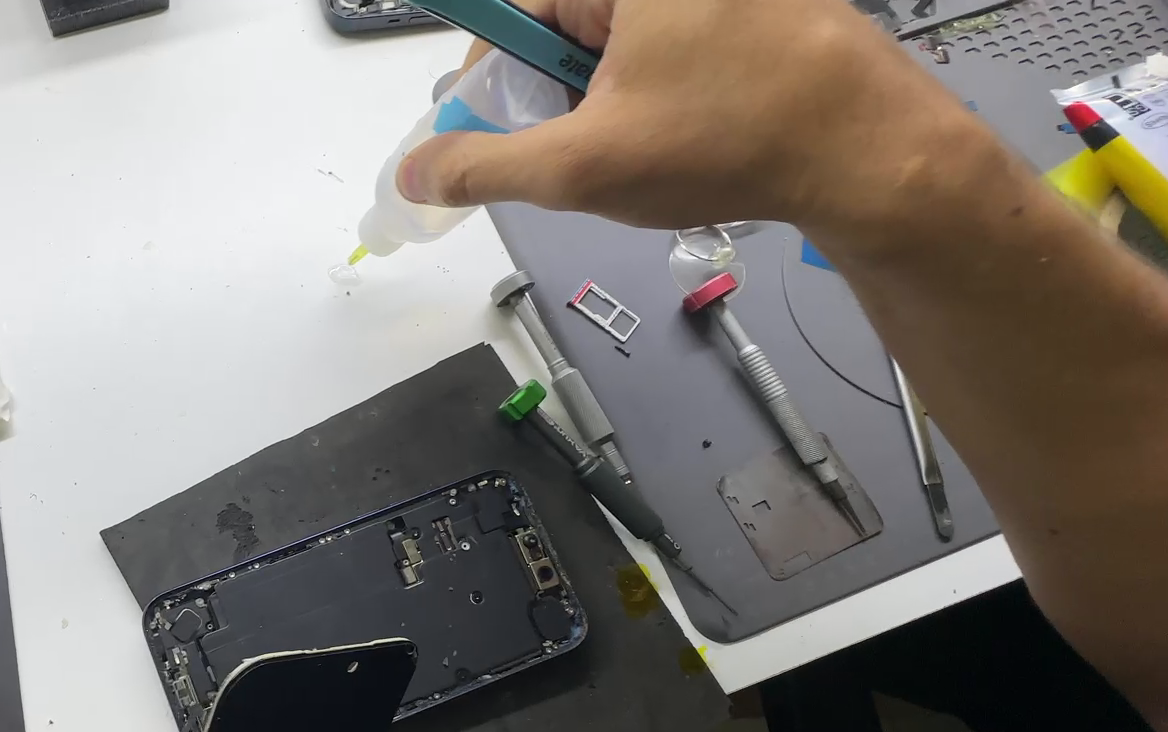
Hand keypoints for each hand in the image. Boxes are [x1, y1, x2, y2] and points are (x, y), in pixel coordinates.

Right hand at [399, 0, 993, 236]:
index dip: (483, 81)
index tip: (479, 139)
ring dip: (587, 106)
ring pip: (604, 45)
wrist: (861, 152)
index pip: (512, 13)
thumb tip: (413, 171)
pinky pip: (651, 46)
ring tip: (619, 153)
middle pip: (556, 29)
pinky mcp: (738, 9)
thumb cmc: (720, 142)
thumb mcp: (576, 167)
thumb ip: (480, 168)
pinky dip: (631, 96)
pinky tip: (656, 137)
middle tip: (559, 158)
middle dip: (542, 101)